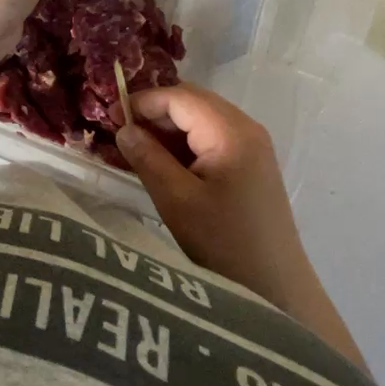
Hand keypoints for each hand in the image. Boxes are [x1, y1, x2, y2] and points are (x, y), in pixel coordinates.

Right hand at [114, 84, 311, 308]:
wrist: (275, 288)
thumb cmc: (224, 243)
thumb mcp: (176, 200)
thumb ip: (147, 157)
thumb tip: (124, 128)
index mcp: (231, 132)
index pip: (179, 97)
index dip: (142, 101)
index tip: (109, 117)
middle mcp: (246, 129)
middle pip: (192, 101)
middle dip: (154, 111)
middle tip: (122, 133)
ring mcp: (252, 146)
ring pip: (201, 118)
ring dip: (168, 127)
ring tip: (137, 149)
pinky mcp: (251, 165)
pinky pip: (211, 137)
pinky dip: (184, 142)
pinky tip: (164, 163)